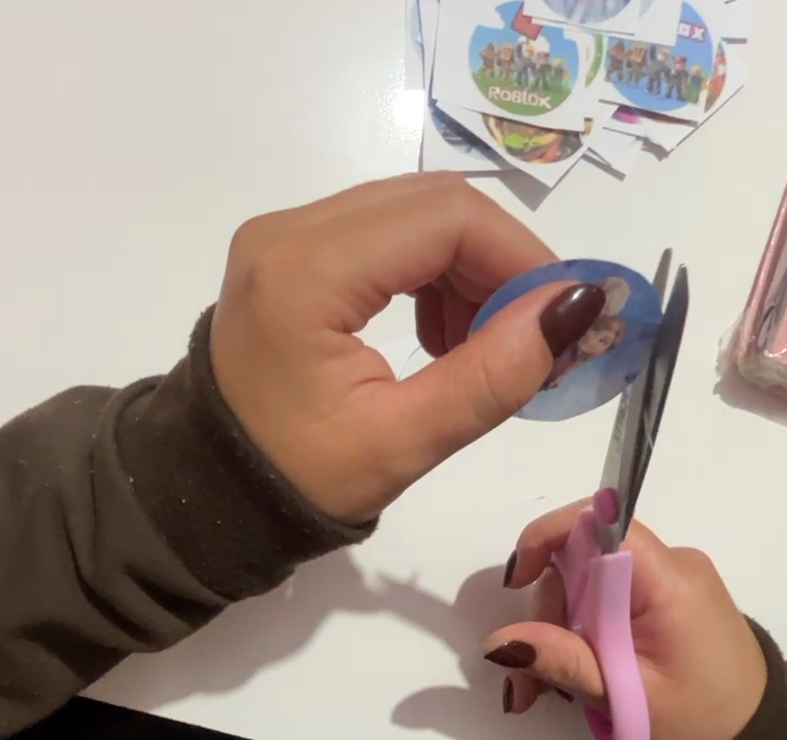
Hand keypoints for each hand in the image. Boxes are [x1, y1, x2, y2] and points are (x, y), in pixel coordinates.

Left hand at [210, 173, 608, 523]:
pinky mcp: (288, 255)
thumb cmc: (296, 480)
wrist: (212, 488)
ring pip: (409, 216)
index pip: (444, 219)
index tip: (562, 318)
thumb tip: (574, 308)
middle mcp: (287, 232)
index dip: (519, 258)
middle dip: (495, 265)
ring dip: (462, 271)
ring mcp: (283, 238)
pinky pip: (380, 237)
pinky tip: (436, 336)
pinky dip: (426, 275)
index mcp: (304, 273)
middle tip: (525, 338)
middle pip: (429, 205)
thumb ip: (489, 377)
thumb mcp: (399, 443)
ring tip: (474, 348)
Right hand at [482, 500, 766, 739]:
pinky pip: (600, 602)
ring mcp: (663, 582)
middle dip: (541, 618)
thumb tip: (496, 644)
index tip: (517, 582)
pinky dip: (575, 636)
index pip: (599, 523)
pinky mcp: (657, 600)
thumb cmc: (702, 721)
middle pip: (578, 565)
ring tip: (536, 693)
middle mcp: (667, 566)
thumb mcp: (624, 696)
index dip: (548, 537)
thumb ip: (562, 661)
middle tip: (523, 681)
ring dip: (551, 635)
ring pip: (581, 588)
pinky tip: (558, 678)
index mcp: (669, 580)